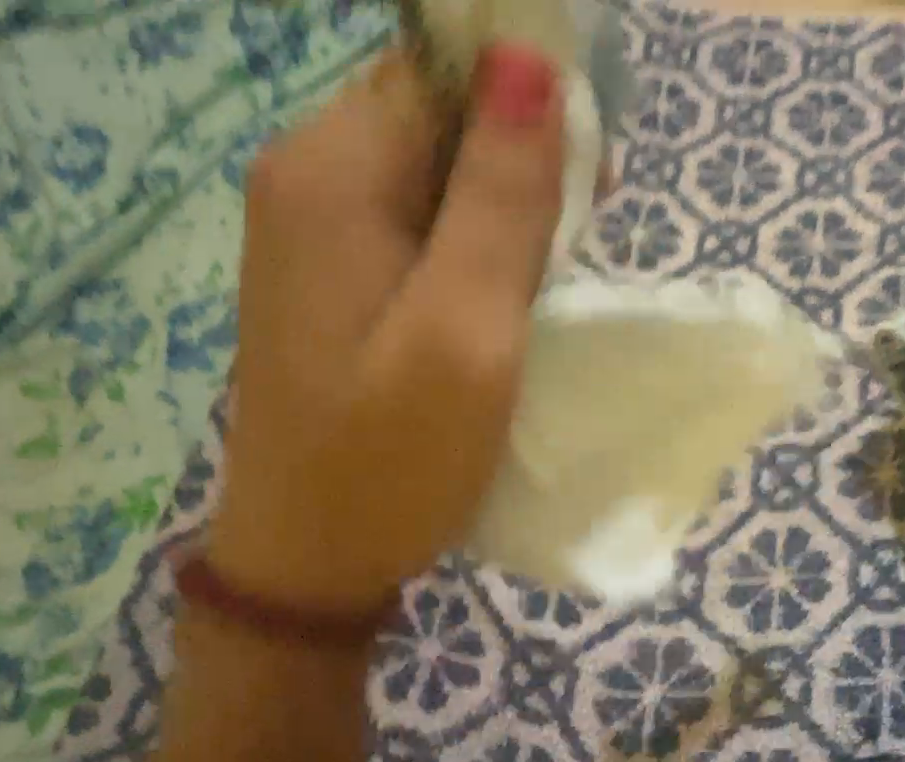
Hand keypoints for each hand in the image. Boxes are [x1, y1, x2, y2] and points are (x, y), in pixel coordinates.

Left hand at [207, 44, 571, 615]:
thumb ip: (500, 200)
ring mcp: (324, 233)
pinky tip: (519, 299)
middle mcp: (314, 181)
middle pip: (442, 116)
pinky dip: (488, 248)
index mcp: (334, 175)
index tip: (591, 177)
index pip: (441, 69)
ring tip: (559, 279)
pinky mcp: (346, 279)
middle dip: (526, 161)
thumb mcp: (467, 330)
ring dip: (514, 210)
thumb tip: (531, 63)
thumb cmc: (395, 455)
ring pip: (443, 174)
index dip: (526, 99)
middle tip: (583, 243)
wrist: (315, 556)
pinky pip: (430, 227)